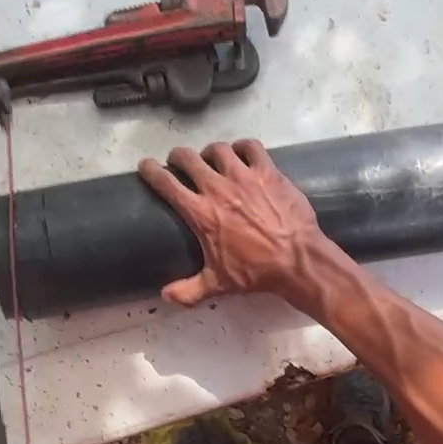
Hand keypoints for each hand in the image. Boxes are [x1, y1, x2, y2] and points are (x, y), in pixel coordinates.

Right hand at [137, 139, 332, 306]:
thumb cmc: (255, 271)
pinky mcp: (268, 171)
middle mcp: (218, 188)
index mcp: (201, 212)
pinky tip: (242, 153)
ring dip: (211, 152)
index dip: (151, 170)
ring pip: (219, 149)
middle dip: (179, 157)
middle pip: (189, 158)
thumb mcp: (218, 283)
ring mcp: (244, 176)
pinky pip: (251, 147)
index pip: (167, 183)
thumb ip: (188, 291)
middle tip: (180, 162)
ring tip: (212, 159)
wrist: (296, 259)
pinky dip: (243, 147)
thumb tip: (165, 297)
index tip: (146, 166)